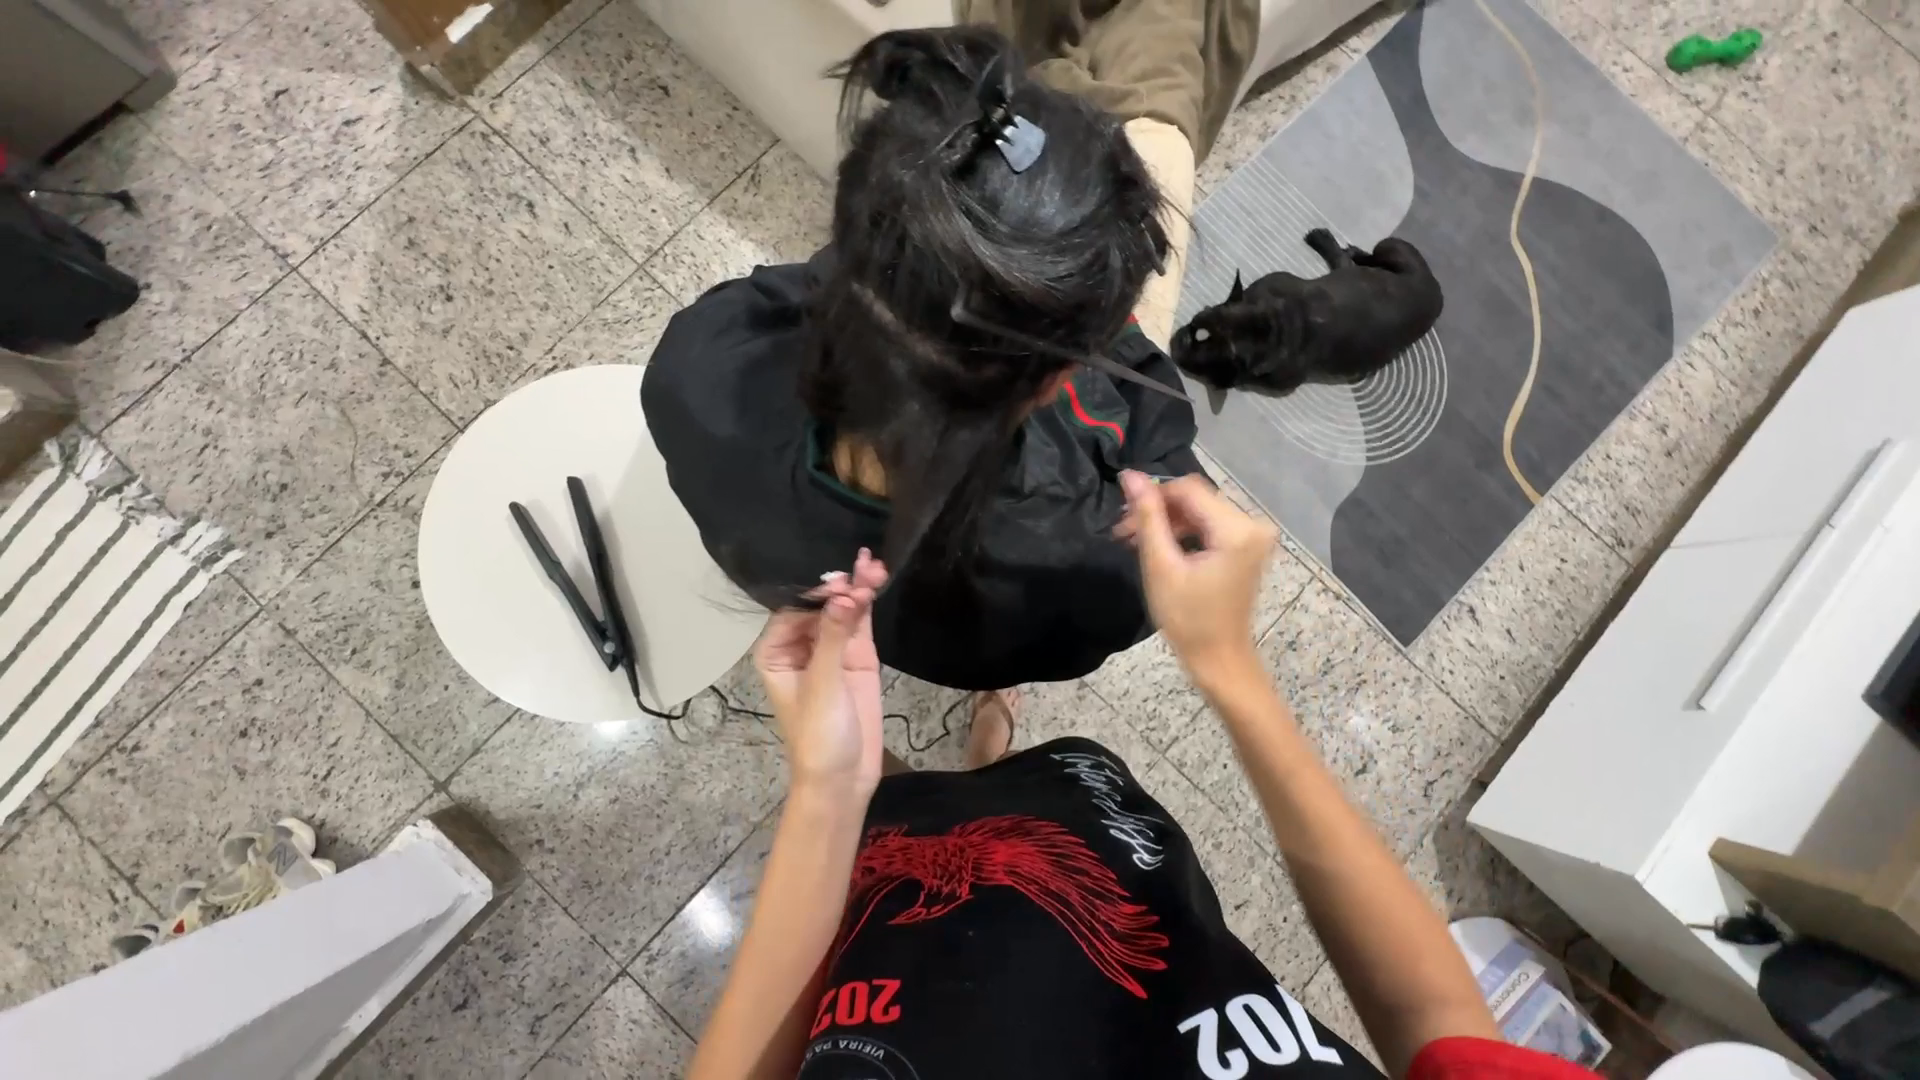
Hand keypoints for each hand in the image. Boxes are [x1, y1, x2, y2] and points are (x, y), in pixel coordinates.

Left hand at [754, 550, 889, 798]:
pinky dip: (869, 602)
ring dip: (858, 586)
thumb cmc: (818, 737)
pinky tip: (876, 578)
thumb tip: (845, 596)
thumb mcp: (823, 687)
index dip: (816, 593)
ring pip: (843, 608)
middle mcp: (800, 644)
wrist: (844, 779)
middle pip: (820, 604)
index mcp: (776, 651)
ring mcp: (831, 648)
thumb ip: (834, 639)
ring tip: (875, 565)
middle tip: (862, 568)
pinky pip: (861, 622)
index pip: (793, 609)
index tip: (840, 582)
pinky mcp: (857, 656)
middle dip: (839, 584)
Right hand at [1117, 471, 1274, 675]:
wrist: (1218, 658)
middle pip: (1194, 498)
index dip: (1152, 495)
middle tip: (1123, 532)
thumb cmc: (1187, 619)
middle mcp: (1252, 524)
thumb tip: (1129, 476)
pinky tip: (1160, 547)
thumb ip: (1147, 517)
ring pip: (1199, 509)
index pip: (1188, 489)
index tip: (1121, 515)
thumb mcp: (1160, 566)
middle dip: (1157, 510)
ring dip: (1166, 521)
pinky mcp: (1246, 544)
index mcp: (1237, 529)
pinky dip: (1183, 531)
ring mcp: (1252, 534)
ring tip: (1135, 541)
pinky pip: (1209, 524)